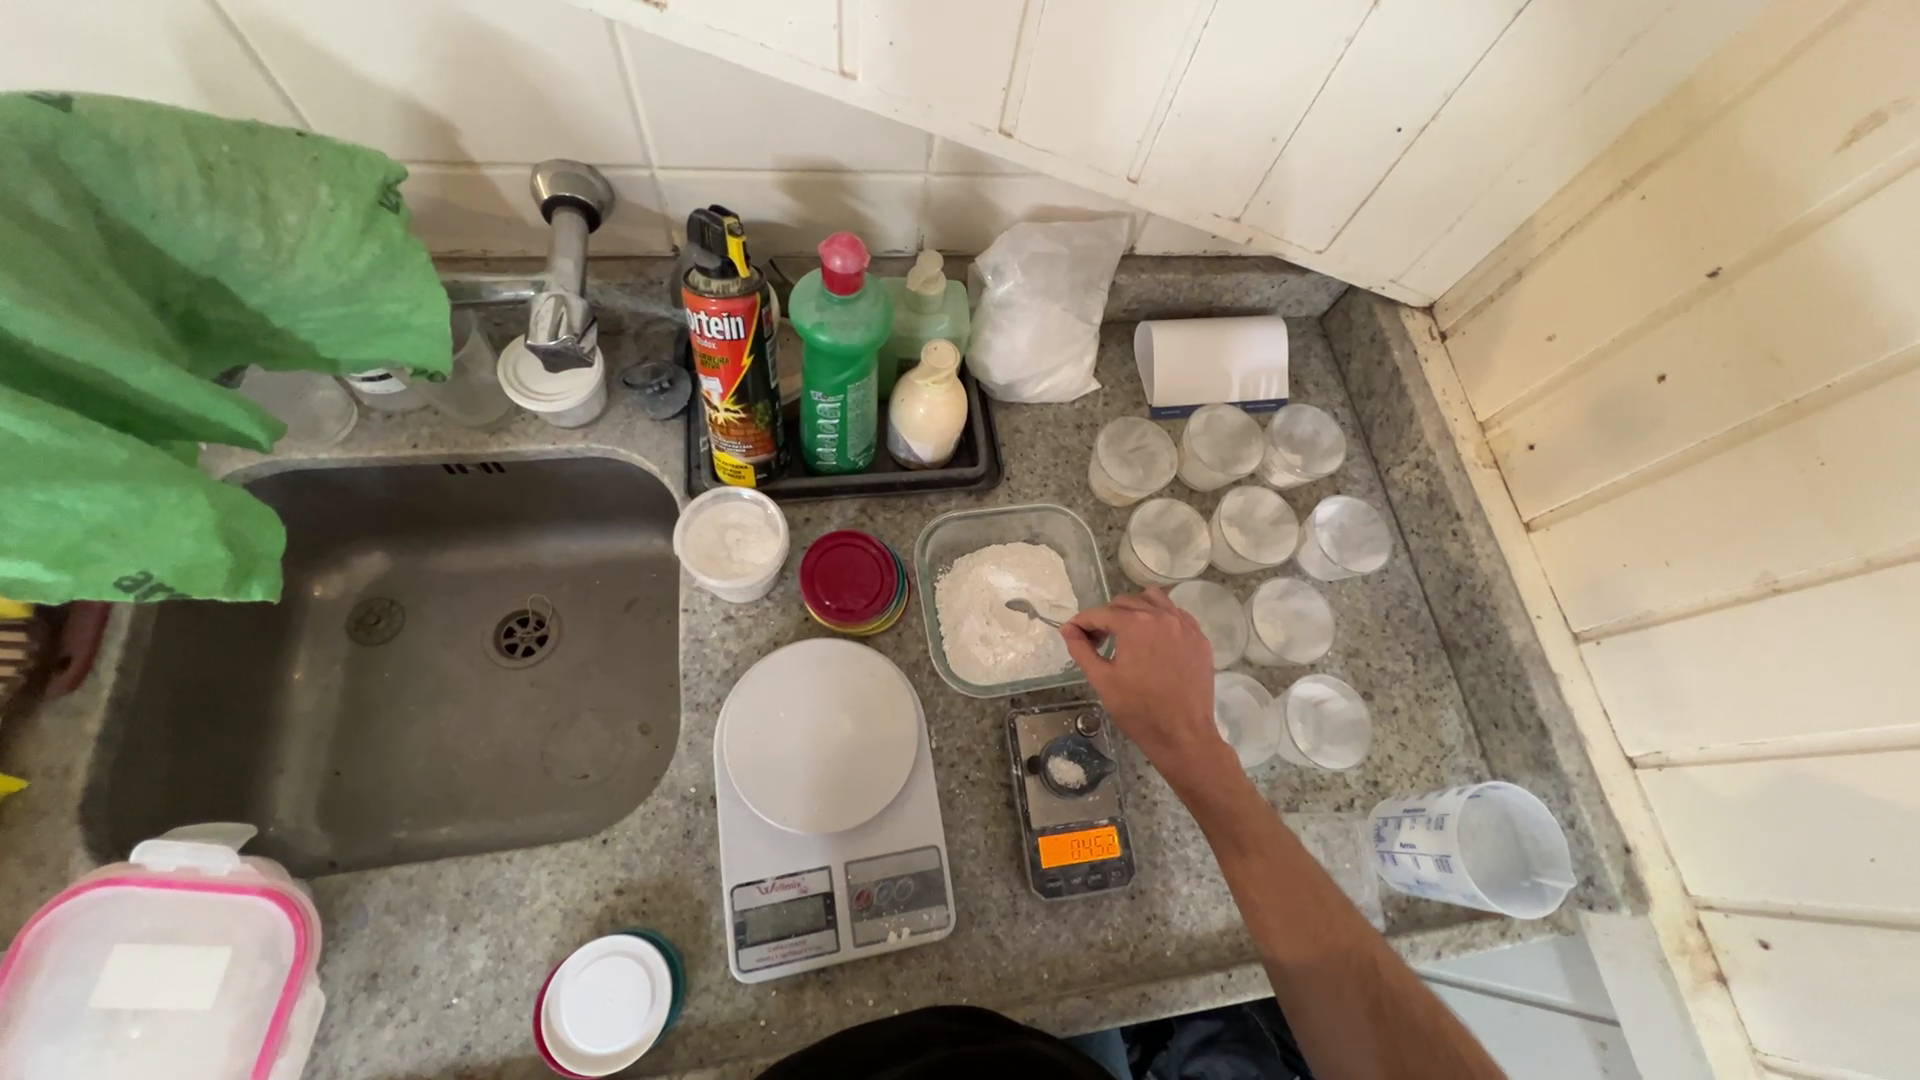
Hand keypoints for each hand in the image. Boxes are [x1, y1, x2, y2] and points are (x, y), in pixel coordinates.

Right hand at [1061, 588, 1238, 791]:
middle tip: (1097, 641)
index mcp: (1135, 624)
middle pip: (1126, 603)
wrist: (1182, 734)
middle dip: (1106, 617)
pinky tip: (1153, 640)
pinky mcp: (1199, 638)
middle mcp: (1161, 616)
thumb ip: (1082, 649)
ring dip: (1135, 610)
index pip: (1101, 613)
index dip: (1082, 622)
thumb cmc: (1138, 710)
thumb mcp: (1102, 679)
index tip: (1072, 632)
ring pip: (1154, 600)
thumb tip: (1068, 629)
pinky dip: (1161, 618)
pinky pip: (1176, 615)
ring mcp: (1184, 626)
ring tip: (1127, 633)